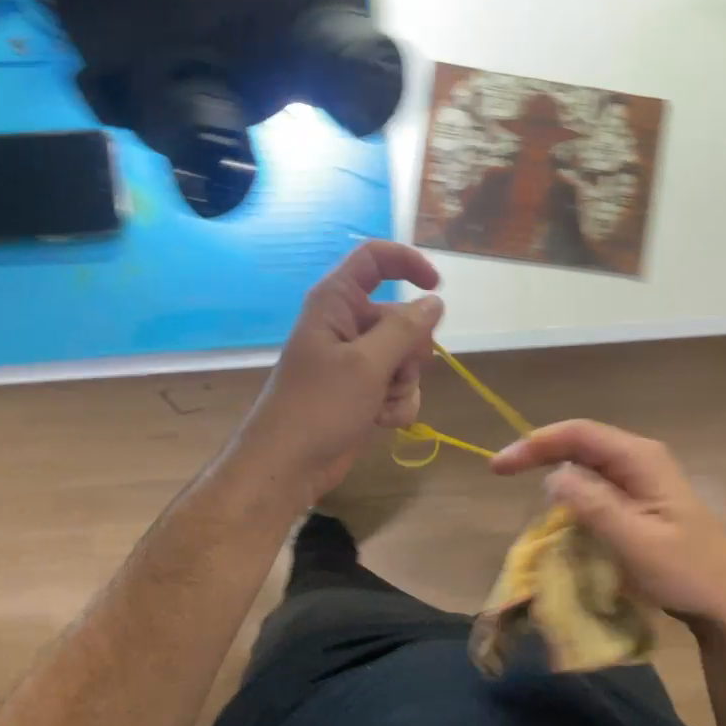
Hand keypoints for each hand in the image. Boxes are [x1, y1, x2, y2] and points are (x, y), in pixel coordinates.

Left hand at [235, 242, 443, 506]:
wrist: (288, 465)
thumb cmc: (319, 407)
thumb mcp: (367, 364)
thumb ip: (405, 330)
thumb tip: (434, 303)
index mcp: (336, 303)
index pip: (374, 259)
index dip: (407, 263)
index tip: (437, 287)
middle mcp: (346, 326)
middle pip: (400, 318)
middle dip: (410, 349)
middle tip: (398, 372)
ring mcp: (354, 362)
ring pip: (405, 357)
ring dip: (404, 383)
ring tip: (381, 404)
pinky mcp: (362, 392)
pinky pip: (397, 386)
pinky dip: (396, 403)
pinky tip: (381, 421)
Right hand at [491, 420, 725, 633]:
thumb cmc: (686, 572)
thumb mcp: (635, 541)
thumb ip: (593, 505)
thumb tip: (551, 476)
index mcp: (642, 459)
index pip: (579, 435)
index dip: (535, 443)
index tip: (499, 465)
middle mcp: (642, 460)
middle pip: (581, 444)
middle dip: (540, 454)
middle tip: (501, 472)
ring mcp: (644, 480)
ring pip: (588, 466)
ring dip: (555, 475)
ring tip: (522, 492)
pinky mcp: (642, 502)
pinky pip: (598, 488)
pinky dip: (573, 496)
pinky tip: (557, 515)